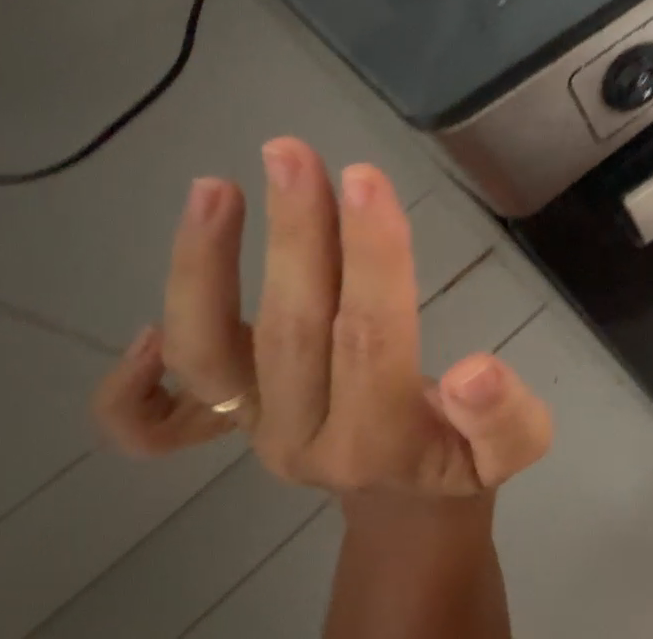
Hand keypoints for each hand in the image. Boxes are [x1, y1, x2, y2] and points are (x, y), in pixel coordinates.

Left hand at [92, 138, 551, 499]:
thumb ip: (506, 417)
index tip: (367, 178)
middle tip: (291, 152)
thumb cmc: (466, 457)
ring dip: (204, 271)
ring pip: (211, 357)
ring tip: (214, 188)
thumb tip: (477, 372)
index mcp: (380, 440)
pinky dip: (132, 384)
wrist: (410, 501)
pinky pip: (155, 421)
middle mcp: (303, 436)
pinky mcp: (229, 427)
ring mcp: (256, 431)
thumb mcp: (519, 445)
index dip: (370, 256)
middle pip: (293, 328)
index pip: (373, 335)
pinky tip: (153, 319)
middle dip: (294, 234)